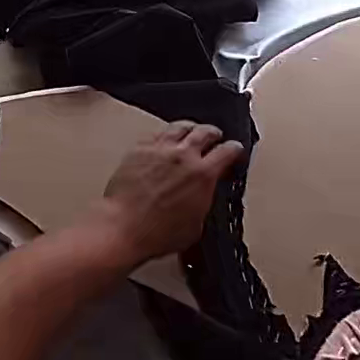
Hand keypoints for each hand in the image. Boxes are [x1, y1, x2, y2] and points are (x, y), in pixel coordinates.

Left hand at [82, 121, 244, 266]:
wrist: (124, 227)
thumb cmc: (157, 233)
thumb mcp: (196, 226)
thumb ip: (203, 203)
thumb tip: (202, 198)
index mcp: (203, 175)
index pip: (228, 151)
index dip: (235, 150)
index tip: (236, 151)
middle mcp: (184, 156)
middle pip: (205, 131)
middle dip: (214, 133)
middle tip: (215, 136)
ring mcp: (160, 149)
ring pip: (180, 126)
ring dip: (190, 128)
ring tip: (191, 131)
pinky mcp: (139, 149)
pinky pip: (156, 134)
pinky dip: (165, 135)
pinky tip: (164, 140)